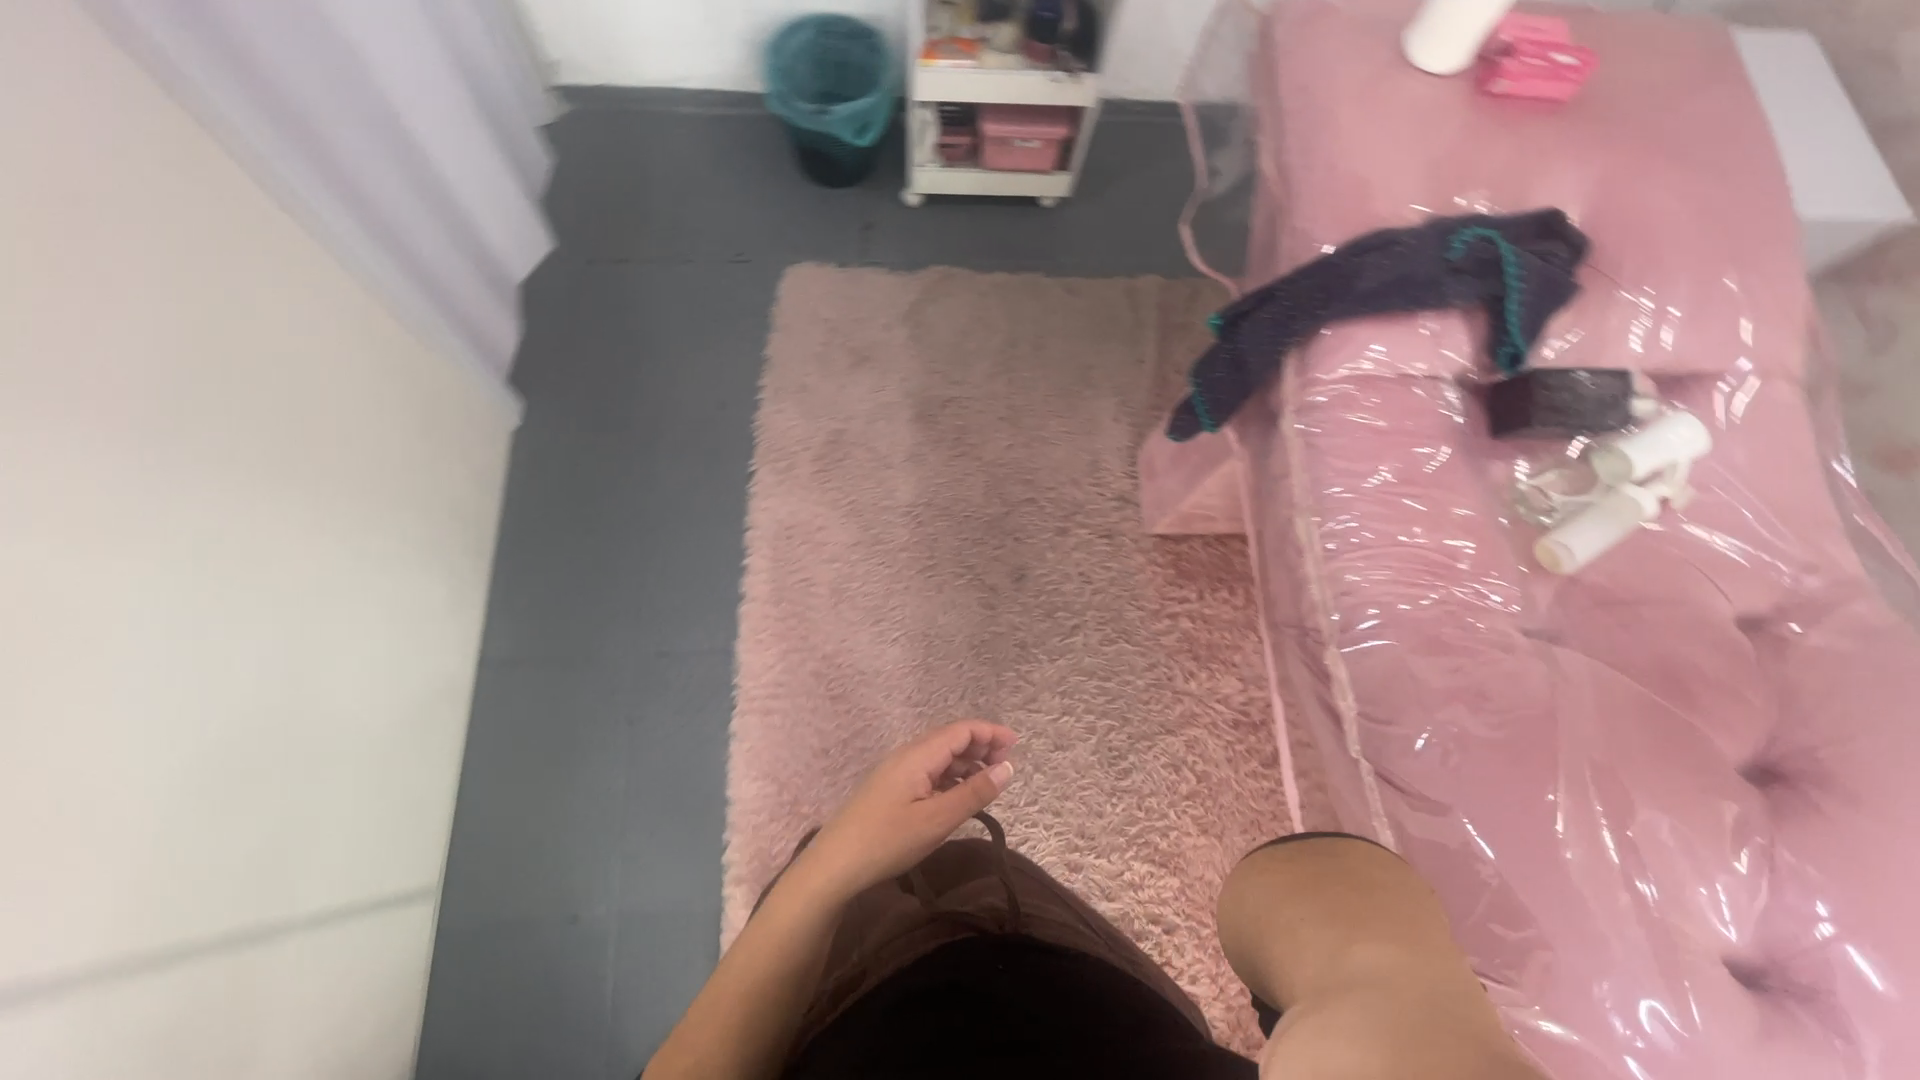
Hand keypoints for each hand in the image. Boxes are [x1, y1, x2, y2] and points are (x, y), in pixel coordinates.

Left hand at [788, 721, 1017, 903]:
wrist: (835, 865)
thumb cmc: (888, 841)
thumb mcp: (938, 820)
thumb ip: (974, 792)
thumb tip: (1007, 767)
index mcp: (917, 755)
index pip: (960, 730)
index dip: (990, 733)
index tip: (1017, 745)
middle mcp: (906, 755)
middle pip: (949, 739)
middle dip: (981, 745)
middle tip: (1006, 765)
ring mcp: (895, 772)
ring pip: (938, 756)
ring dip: (966, 762)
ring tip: (988, 782)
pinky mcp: (889, 789)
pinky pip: (927, 771)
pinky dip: (950, 776)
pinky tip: (958, 796)